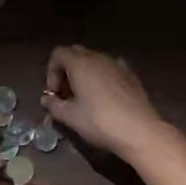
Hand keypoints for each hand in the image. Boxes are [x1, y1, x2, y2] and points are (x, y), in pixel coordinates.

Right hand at [42, 45, 174, 156]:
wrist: (139, 131)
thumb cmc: (99, 121)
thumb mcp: (70, 117)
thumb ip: (54, 105)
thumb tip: (46, 100)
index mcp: (80, 63)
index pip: (58, 53)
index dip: (51, 71)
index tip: (54, 93)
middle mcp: (98, 57)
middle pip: (76, 53)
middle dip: (66, 70)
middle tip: (66, 93)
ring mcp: (117, 64)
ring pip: (94, 59)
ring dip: (84, 73)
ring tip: (84, 96)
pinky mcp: (131, 75)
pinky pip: (111, 68)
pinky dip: (103, 76)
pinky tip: (105, 94)